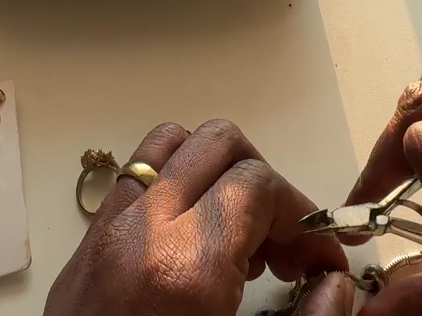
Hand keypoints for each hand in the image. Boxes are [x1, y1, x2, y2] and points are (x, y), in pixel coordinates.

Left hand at [45, 119, 351, 315]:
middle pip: (216, 142)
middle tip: (283, 244)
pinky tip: (194, 242)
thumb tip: (336, 280)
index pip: (257, 184)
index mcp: (184, 267)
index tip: (322, 258)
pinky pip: (137, 175)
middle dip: (263, 181)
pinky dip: (176, 184)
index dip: (304, 214)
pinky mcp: (85, 244)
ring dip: (216, 172)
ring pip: (171, 142)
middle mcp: (141, 228)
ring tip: (238, 236)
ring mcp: (105, 229)